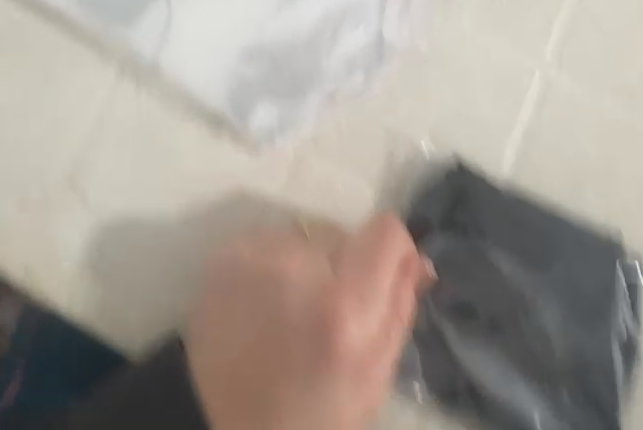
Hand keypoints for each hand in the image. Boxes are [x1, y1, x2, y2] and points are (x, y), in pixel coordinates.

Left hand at [184, 213, 433, 429]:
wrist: (226, 424)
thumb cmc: (312, 412)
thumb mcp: (372, 378)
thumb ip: (399, 309)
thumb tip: (416, 257)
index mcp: (344, 308)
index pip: (386, 231)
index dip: (392, 251)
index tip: (382, 277)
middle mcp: (299, 269)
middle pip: (343, 234)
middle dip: (343, 266)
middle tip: (327, 313)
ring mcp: (257, 257)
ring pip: (305, 237)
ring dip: (307, 264)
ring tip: (290, 312)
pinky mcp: (227, 253)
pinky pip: (271, 242)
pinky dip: (275, 266)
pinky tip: (264, 305)